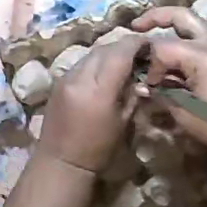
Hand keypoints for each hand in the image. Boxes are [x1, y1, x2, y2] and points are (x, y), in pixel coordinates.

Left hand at [36, 36, 146, 173]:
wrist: (61, 163)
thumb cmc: (98, 149)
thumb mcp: (123, 122)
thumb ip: (133, 95)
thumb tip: (142, 78)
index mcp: (100, 89)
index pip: (120, 53)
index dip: (136, 44)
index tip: (149, 44)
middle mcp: (80, 77)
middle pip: (104, 49)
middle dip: (123, 47)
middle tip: (139, 53)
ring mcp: (66, 78)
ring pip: (91, 54)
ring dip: (108, 53)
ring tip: (123, 61)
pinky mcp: (58, 83)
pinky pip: (80, 64)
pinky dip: (95, 63)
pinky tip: (104, 73)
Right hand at [132, 7, 206, 155]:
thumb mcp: (186, 114)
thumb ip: (162, 95)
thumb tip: (142, 87)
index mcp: (201, 54)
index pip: (162, 46)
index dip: (149, 65)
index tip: (146, 86)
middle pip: (181, 16)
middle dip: (156, 17)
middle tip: (135, 25)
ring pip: (193, 27)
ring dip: (172, 32)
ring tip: (152, 48)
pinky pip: (202, 43)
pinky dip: (184, 46)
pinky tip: (174, 65)